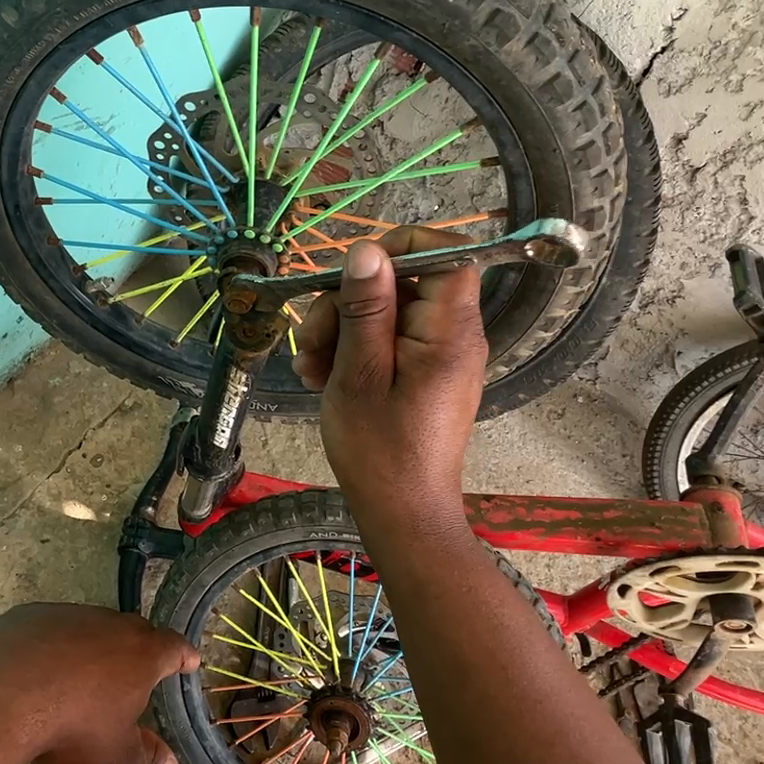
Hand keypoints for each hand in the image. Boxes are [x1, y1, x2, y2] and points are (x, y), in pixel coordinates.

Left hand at [0, 603, 199, 763]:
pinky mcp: (32, 614)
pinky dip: (56, 644)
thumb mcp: (114, 753)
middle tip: (138, 670)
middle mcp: (111, 624)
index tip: (189, 661)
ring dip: (95, 645)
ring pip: (93, 626)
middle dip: (140, 649)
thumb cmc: (72, 725)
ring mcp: (70, 614)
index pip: (173, 647)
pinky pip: (54, 627)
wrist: (1, 694)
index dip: (183, 656)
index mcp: (141, 653)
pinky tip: (41, 667)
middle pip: (134, 631)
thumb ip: (146, 758)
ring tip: (86, 673)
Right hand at [291, 227, 486, 520]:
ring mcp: (438, 357)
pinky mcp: (422, 375)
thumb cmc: (379, 450)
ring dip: (340, 331)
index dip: (400, 249)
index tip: (352, 272)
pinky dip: (352, 353)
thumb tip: (366, 250)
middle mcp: (453, 337)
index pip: (446, 256)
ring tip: (310, 367)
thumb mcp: (359, 374)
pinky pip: (387, 343)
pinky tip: (321, 377)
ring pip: (386, 314)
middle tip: (311, 338)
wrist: (400, 513)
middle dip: (349, 303)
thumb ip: (365, 309)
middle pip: (403, 285)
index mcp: (449, 332)